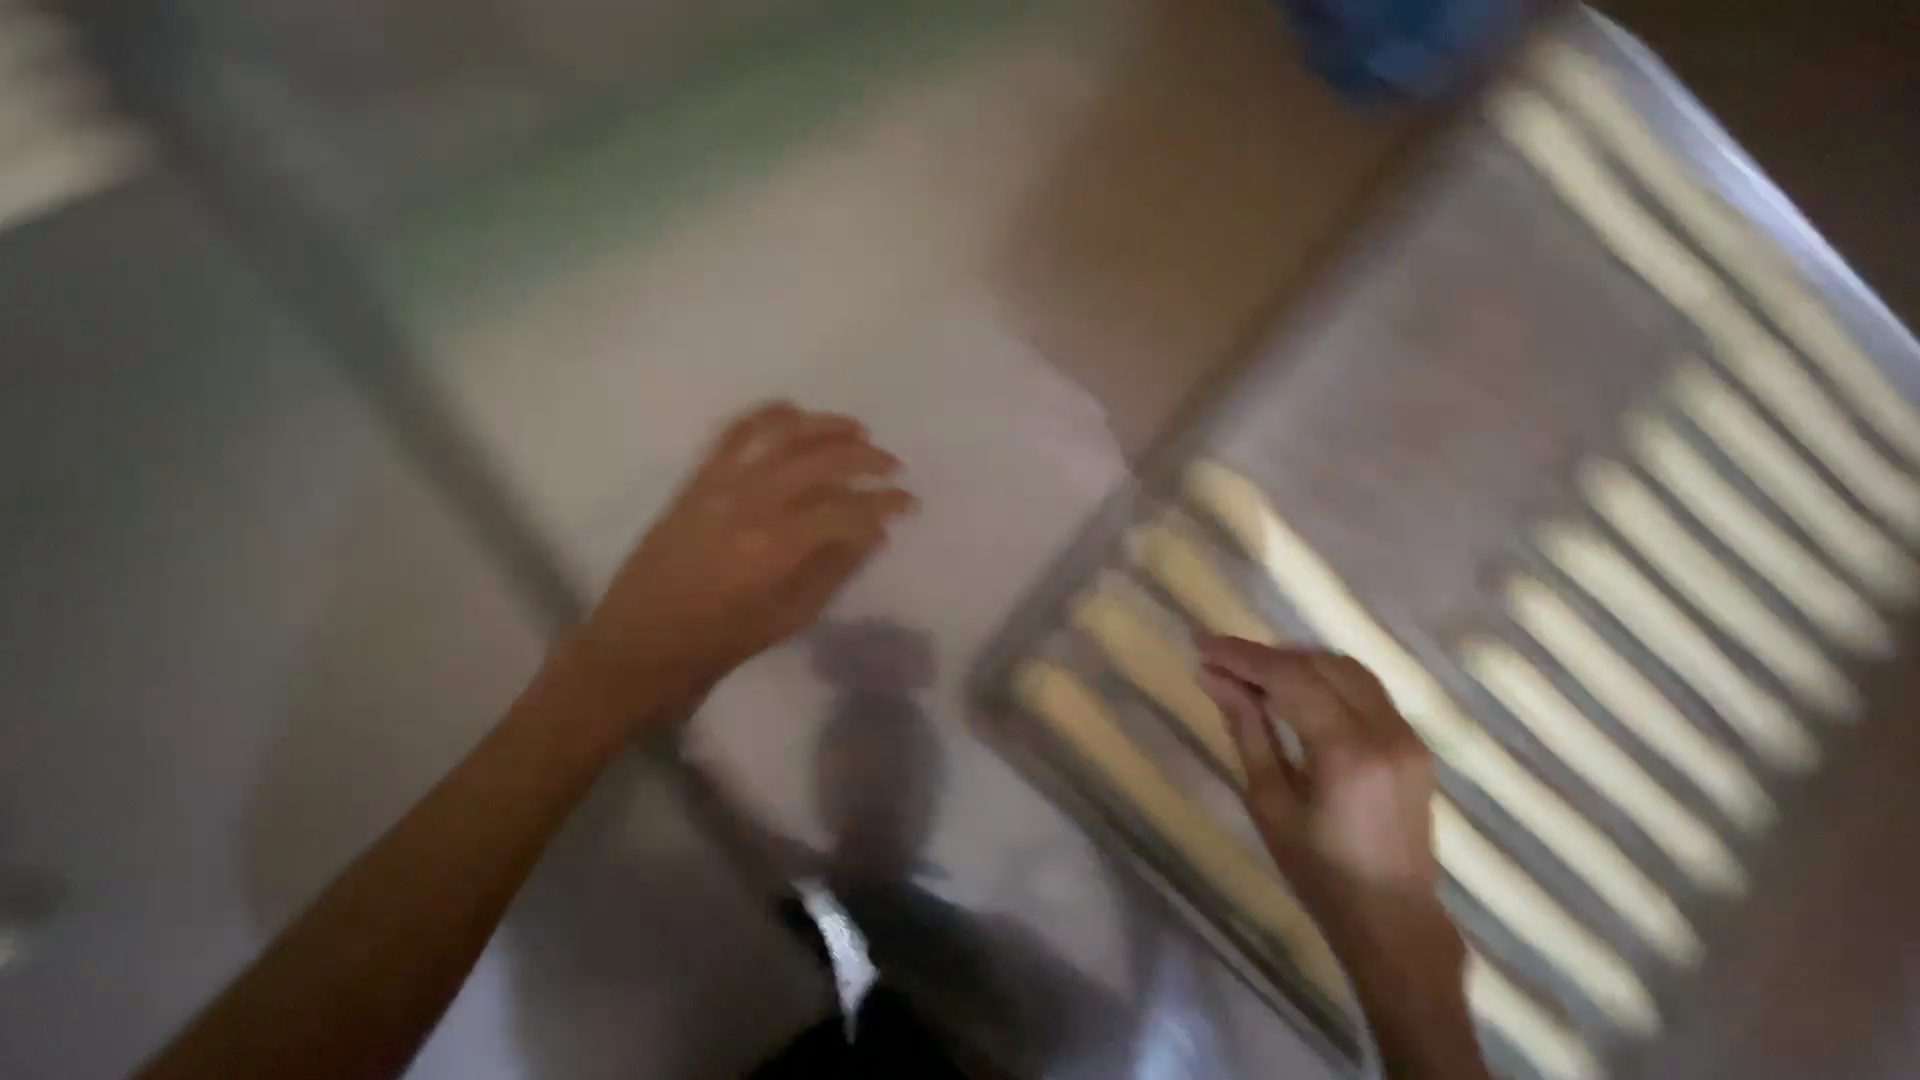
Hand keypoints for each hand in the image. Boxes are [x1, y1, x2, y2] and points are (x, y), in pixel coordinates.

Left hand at [573, 402, 915, 716]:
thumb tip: (874, 532)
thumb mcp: (789, 617)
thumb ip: (835, 569)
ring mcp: (719, 486)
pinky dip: (766, 415)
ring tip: (857, 431)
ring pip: (781, 436)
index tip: (909, 503)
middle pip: (821, 462)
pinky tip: (794, 412)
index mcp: (776, 547)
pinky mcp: (696, 481)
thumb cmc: (719, 644)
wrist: (638, 645)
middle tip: (893, 467)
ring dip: (825, 427)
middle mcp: (750, 505)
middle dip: (866, 459)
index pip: (847, 509)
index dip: (885, 504)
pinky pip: (733, 433)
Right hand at [1197, 638, 1439, 902]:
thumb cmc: (1318, 871)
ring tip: (1253, 672)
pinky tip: (1294, 691)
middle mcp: (1385, 732)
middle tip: (1221, 661)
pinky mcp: (1413, 742)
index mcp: (1347, 753)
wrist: (1392, 918)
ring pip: (1347, 669)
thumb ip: (1246, 730)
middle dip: (1267, 655)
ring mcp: (1406, 735)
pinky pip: (1365, 689)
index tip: (1202, 644)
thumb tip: (1214, 678)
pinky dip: (1325, 678)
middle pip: (1320, 664)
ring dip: (1298, 661)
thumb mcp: (1269, 802)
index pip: (1291, 678)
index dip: (1243, 656)